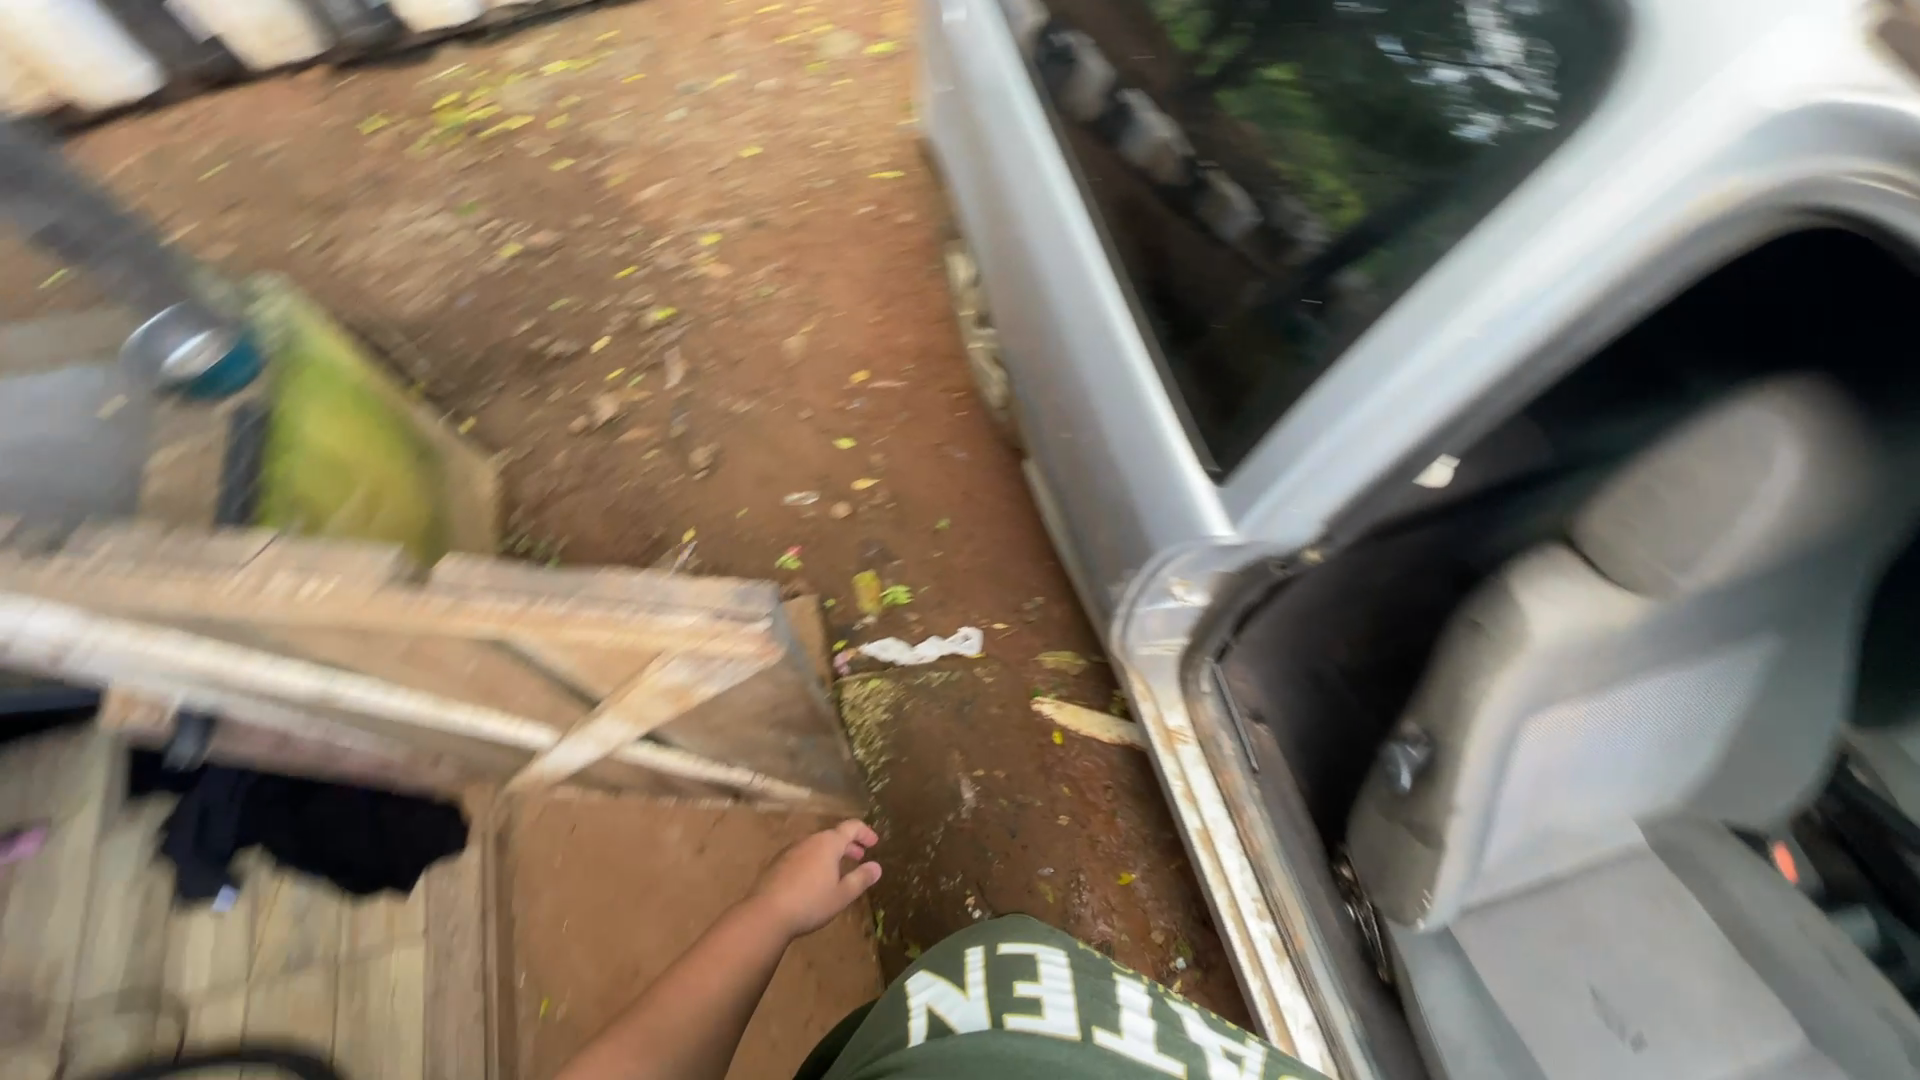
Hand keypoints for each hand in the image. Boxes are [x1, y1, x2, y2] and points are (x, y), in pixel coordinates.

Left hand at [744, 820, 882, 938]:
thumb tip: (877, 867)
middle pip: (833, 836)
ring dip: (831, 854)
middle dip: (849, 845)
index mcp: (828, 843)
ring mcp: (790, 850)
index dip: (865, 832)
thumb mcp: (842, 895)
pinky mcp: (777, 863)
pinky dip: (814, 861)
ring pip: (816, 846)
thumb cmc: (810, 903)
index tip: (874, 843)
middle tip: (859, 857)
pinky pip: (802, 855)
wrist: (765, 914)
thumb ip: (861, 879)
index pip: (851, 827)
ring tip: (837, 871)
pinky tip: (813, 881)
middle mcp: (809, 840)